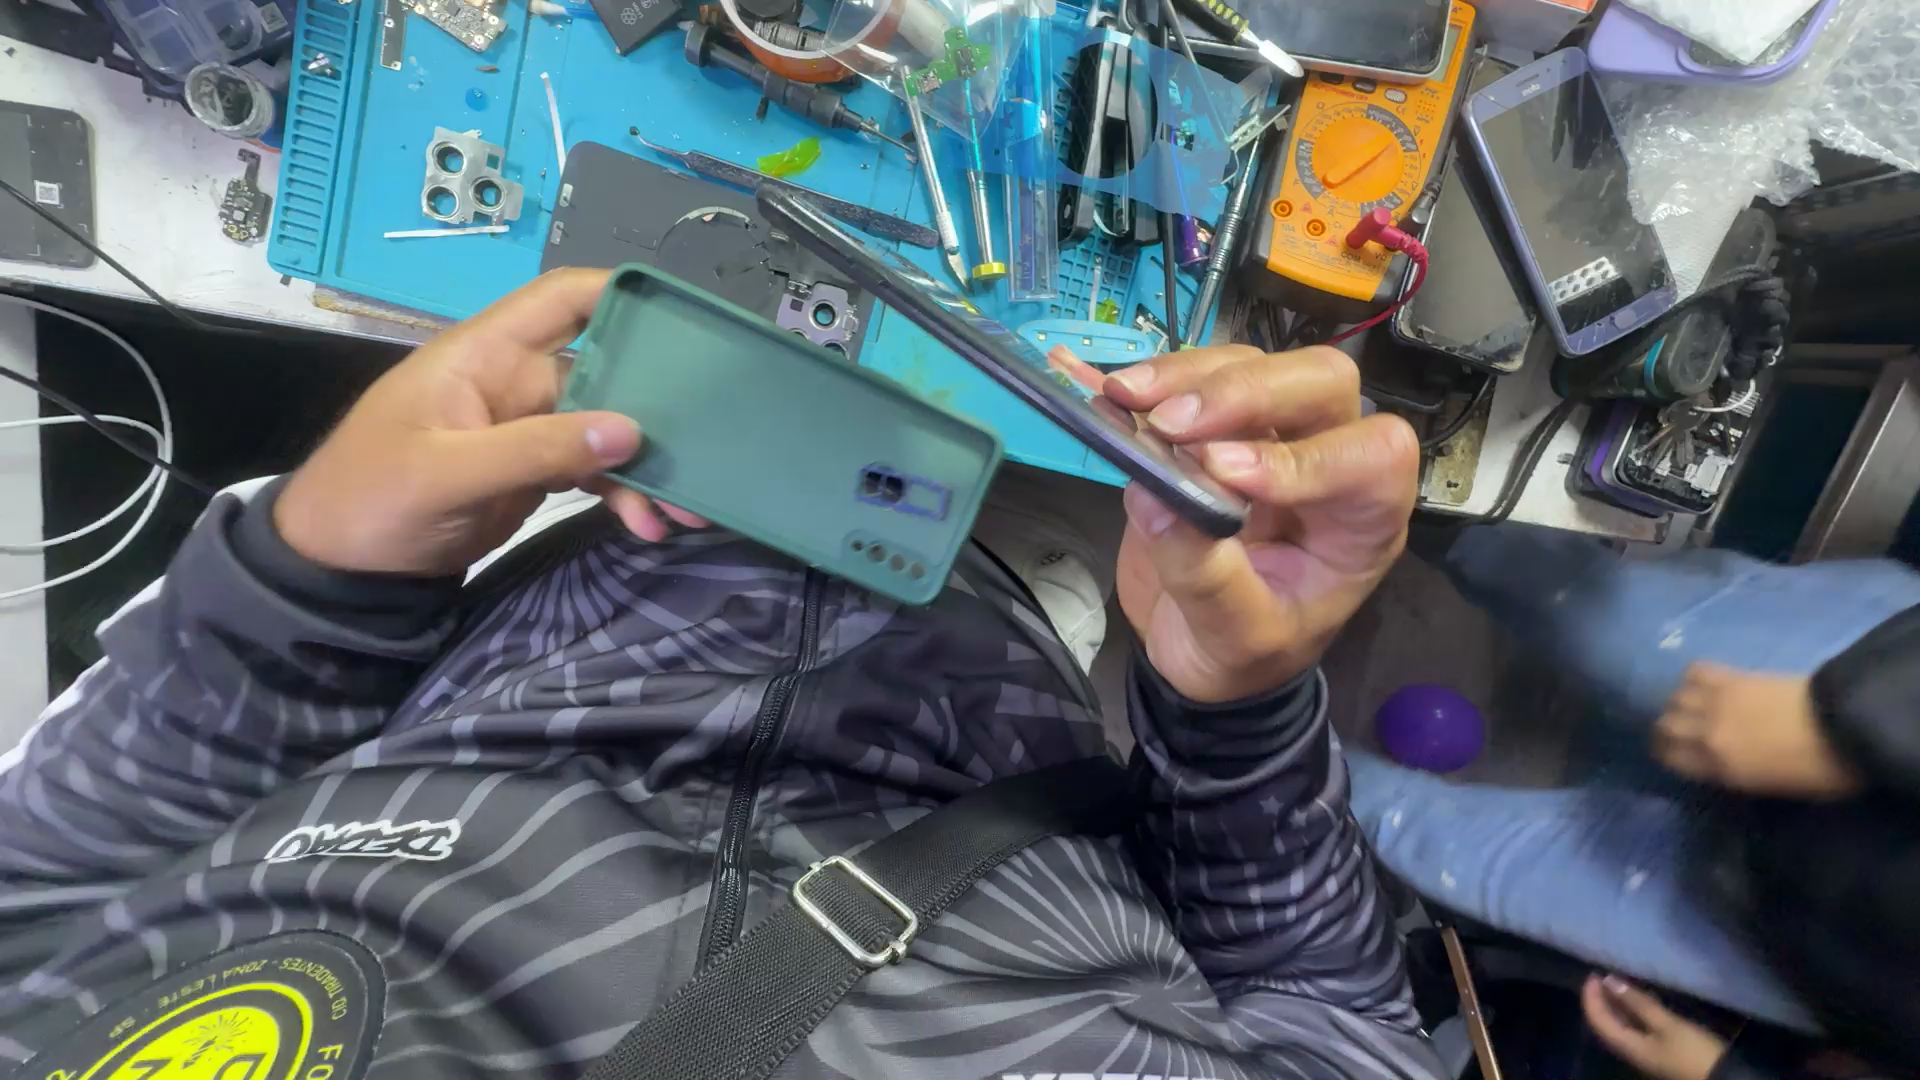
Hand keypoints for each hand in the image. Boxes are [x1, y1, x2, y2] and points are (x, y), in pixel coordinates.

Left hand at [276, 268, 703, 576]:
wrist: (345, 567)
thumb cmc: (373, 498)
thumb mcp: (447, 472)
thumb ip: (537, 449)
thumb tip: (630, 431)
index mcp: (487, 355)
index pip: (560, 300)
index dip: (618, 295)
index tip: (680, 317)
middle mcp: (520, 382)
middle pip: (606, 373)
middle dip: (656, 409)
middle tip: (705, 443)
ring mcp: (533, 429)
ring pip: (610, 431)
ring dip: (648, 468)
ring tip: (685, 510)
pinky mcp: (541, 470)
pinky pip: (598, 472)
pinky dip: (626, 496)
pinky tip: (647, 524)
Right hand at [1091, 345, 1418, 702]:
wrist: (1195, 651)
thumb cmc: (1238, 656)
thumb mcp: (1234, 636)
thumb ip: (1206, 574)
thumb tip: (1158, 496)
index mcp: (1356, 522)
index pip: (1370, 457)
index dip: (1303, 456)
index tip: (1220, 473)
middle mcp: (1321, 463)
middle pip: (1317, 383)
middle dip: (1241, 393)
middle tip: (1168, 423)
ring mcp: (1261, 440)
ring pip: (1248, 366)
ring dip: (1185, 376)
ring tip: (1122, 399)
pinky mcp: (1203, 435)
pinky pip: (1190, 385)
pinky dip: (1147, 381)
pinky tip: (1104, 386)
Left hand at [1582, 974, 1728, 1079]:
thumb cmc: (1697, 1054)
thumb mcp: (1668, 1025)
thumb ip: (1637, 1003)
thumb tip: (1609, 980)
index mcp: (1626, 1046)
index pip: (1595, 1018)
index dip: (1590, 995)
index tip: (1595, 974)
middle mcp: (1632, 1052)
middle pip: (1607, 1022)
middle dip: (1603, 998)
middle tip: (1607, 976)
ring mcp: (1648, 1056)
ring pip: (1624, 1026)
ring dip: (1621, 1005)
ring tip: (1625, 984)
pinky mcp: (1664, 1056)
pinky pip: (1641, 1032)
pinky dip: (1638, 1014)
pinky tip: (1648, 1002)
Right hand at [1655, 662, 1861, 798]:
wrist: (1855, 726)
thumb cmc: (1827, 767)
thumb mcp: (1781, 786)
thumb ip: (1741, 773)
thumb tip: (1723, 763)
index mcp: (1721, 765)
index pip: (1671, 758)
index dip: (1669, 755)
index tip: (1675, 754)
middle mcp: (1706, 733)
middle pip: (1665, 726)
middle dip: (1669, 729)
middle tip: (1680, 730)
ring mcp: (1713, 702)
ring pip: (1675, 699)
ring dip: (1681, 703)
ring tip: (1694, 705)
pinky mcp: (1728, 678)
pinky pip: (1694, 673)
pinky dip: (1695, 678)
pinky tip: (1704, 683)